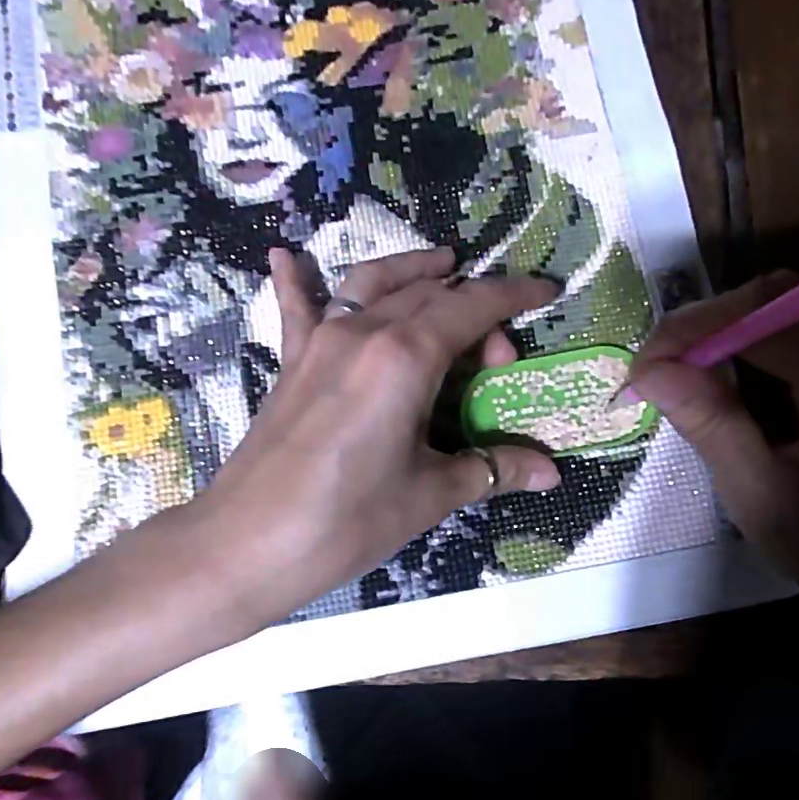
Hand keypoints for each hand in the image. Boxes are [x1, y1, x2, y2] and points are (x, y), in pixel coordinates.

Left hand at [192, 247, 561, 618]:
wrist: (248, 543)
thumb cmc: (349, 520)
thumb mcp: (430, 494)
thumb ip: (492, 469)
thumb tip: (551, 472)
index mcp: (405, 357)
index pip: (473, 307)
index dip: (514, 297)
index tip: (546, 291)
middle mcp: (363, 332)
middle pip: (430, 296)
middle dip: (474, 308)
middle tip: (496, 356)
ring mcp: (321, 342)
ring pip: (372, 283)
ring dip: (412, 270)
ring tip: (442, 264)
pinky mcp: (292, 363)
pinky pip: (299, 310)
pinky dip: (299, 281)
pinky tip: (285, 256)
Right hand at [627, 272, 798, 629]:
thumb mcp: (759, 498)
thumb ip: (711, 425)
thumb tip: (650, 370)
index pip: (762, 316)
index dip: (692, 328)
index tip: (642, 366)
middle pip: (776, 297)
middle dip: (704, 324)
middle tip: (656, 368)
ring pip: (787, 304)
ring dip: (724, 329)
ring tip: (680, 370)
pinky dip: (752, 339)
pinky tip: (724, 371)